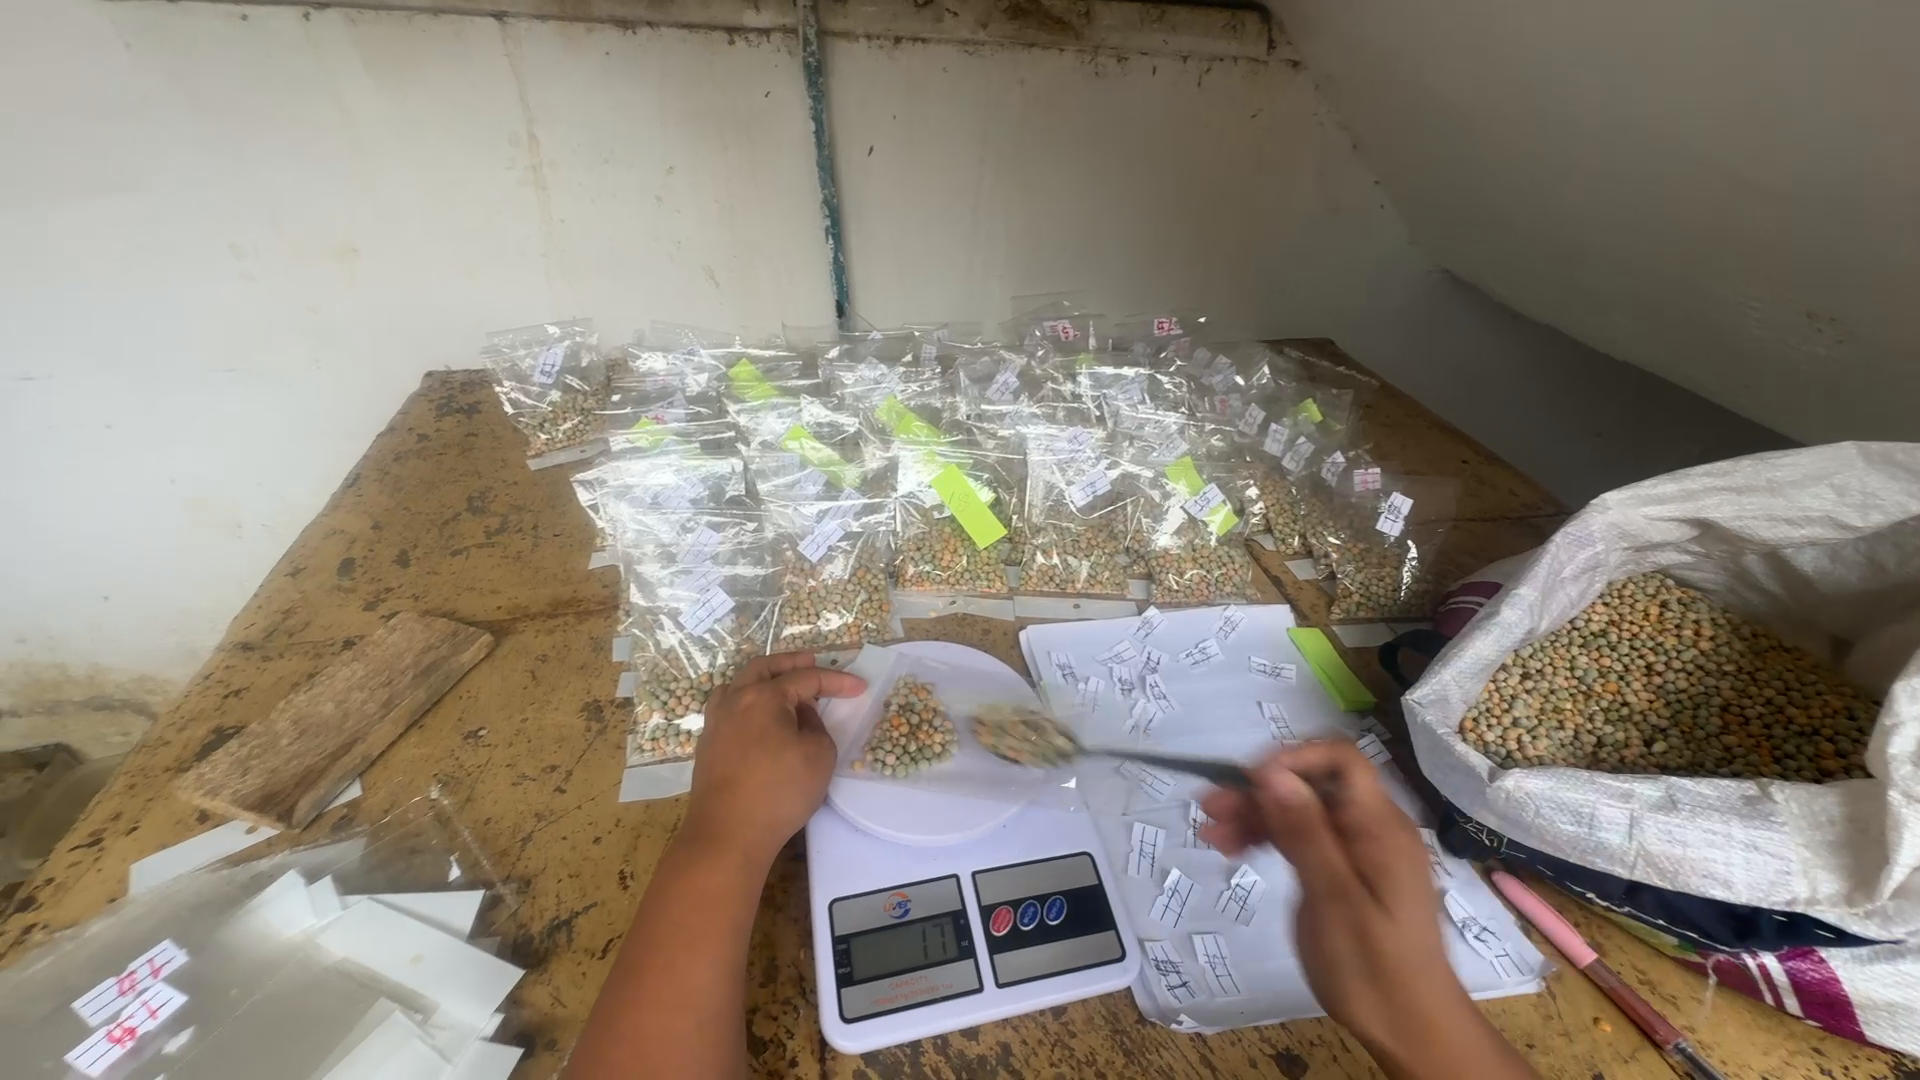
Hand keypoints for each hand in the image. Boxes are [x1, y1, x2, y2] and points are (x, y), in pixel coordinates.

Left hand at [683, 652, 865, 864]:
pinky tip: (759, 715)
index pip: (805, 678)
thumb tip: (800, 713)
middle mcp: (734, 700)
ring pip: (738, 684)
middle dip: (791, 662)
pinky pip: (729, 707)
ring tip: (782, 684)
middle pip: (763, 668)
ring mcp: (716, 723)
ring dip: (763, 678)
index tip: (860, 686)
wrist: (727, 835)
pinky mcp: (709, 746)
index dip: (836, 680)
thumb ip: (815, 725)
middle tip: (812, 660)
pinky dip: (748, 700)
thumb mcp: (818, 755)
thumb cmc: (779, 792)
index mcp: (763, 696)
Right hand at [1200, 741, 1479, 1064]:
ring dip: (1254, 814)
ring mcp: (1356, 849)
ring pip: (1299, 810)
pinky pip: (1301, 837)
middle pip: (1310, 785)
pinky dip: (1267, 837)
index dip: (1294, 758)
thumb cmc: (1374, 968)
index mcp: (1379, 826)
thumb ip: (1304, 831)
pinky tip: (1233, 848)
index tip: (1250, 781)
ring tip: (1210, 831)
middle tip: (1211, 807)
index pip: (1341, 760)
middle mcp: (1369, 828)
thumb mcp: (1332, 898)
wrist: (1412, 1032)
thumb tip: (1270, 771)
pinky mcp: (1342, 870)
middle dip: (1259, 791)